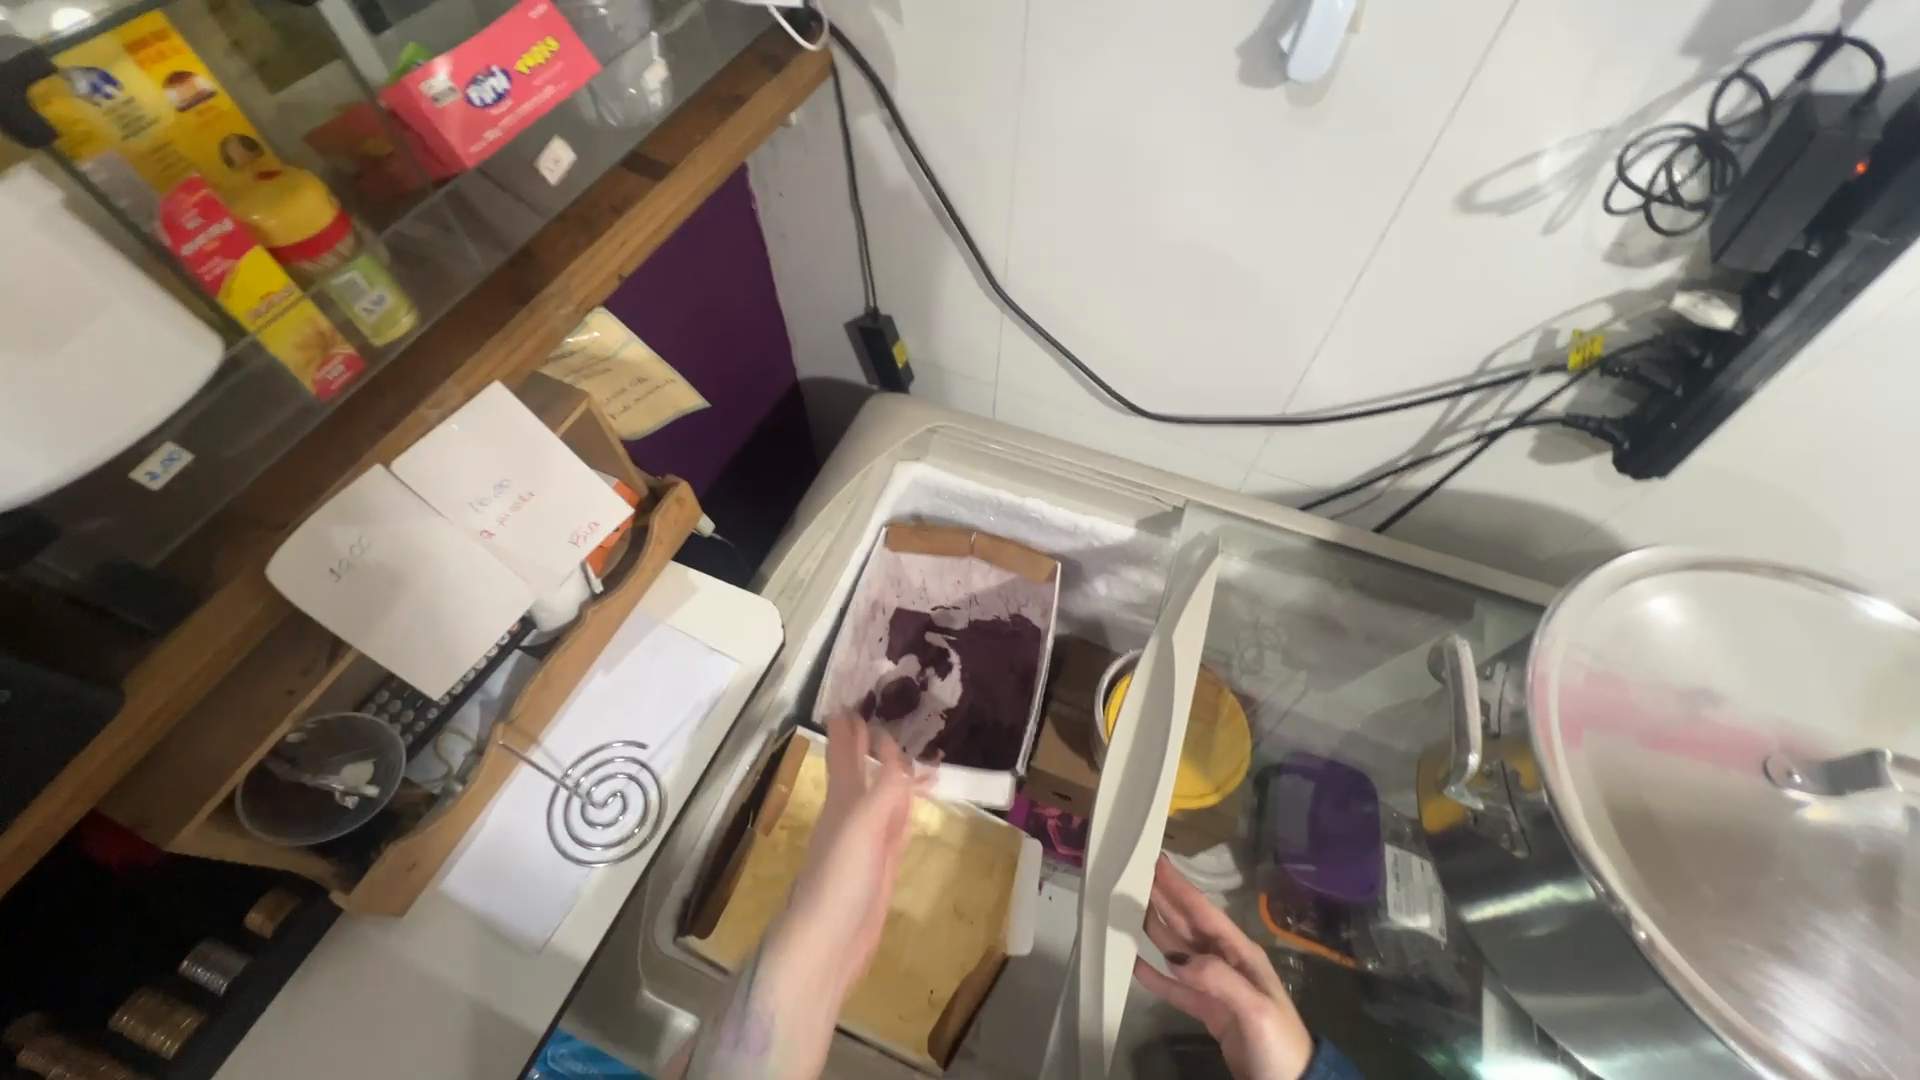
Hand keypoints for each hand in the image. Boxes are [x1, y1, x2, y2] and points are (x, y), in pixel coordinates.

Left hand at [778, 710, 919, 994]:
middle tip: (888, 713)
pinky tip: (919, 798)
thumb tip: (903, 758)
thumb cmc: (838, 878)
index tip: (855, 699)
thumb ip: (886, 789)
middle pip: (863, 766)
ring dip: (896, 769)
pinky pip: (899, 818)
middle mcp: (854, 809)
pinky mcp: (883, 860)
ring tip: (920, 752)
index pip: (846, 749)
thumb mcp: (863, 825)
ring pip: (884, 789)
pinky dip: (909, 801)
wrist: (828, 943)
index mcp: (844, 796)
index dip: (850, 725)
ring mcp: (869, 836)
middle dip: (871, 740)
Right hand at [1134, 857, 1314, 1079]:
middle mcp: (1225, 961)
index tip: (1157, 860)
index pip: (1204, 912)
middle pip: (1187, 924)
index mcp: (1240, 953)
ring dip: (1155, 930)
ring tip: (1126, 910)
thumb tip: (1177, 959)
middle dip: (1162, 899)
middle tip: (1133, 876)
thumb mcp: (1255, 1009)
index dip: (1179, 887)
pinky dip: (1155, 975)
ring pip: (1178, 950)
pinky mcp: (1206, 1011)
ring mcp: (1214, 986)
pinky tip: (1134, 963)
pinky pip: (1175, 987)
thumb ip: (1218, 979)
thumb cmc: (1279, 1044)